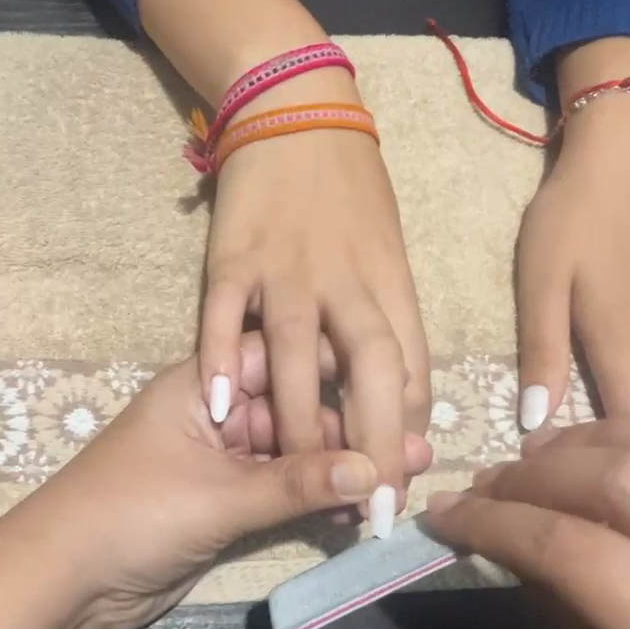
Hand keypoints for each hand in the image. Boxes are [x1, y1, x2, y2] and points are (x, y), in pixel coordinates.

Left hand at [6, 333, 433, 628]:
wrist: (68, 580)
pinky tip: (359, 510)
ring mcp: (221, 460)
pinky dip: (314, 501)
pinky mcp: (224, 503)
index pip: (283, 361)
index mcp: (204, 383)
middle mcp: (217, 413)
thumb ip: (296, 483)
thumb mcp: (217, 495)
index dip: (338, 376)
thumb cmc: (132, 514)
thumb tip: (374, 470)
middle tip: (415, 452)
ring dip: (339, 471)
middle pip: (295, 411)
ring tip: (403, 483)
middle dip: (350, 434)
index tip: (396, 394)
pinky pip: (279, 492)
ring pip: (293, 456)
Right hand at [204, 91, 430, 526]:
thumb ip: (393, 328)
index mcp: (390, 284)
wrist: (298, 113)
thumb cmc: (350, 195)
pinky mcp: (234, 258)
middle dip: (372, 446)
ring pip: (298, 353)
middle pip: (367, 371)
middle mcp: (346, 282)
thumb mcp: (389, 257)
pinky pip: (226, 316)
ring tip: (294, 477)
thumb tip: (404, 406)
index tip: (397, 492)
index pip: (409, 372)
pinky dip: (224, 360)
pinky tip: (220, 409)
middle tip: (366, 515)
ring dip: (300, 420)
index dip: (405, 437)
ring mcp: (287, 269)